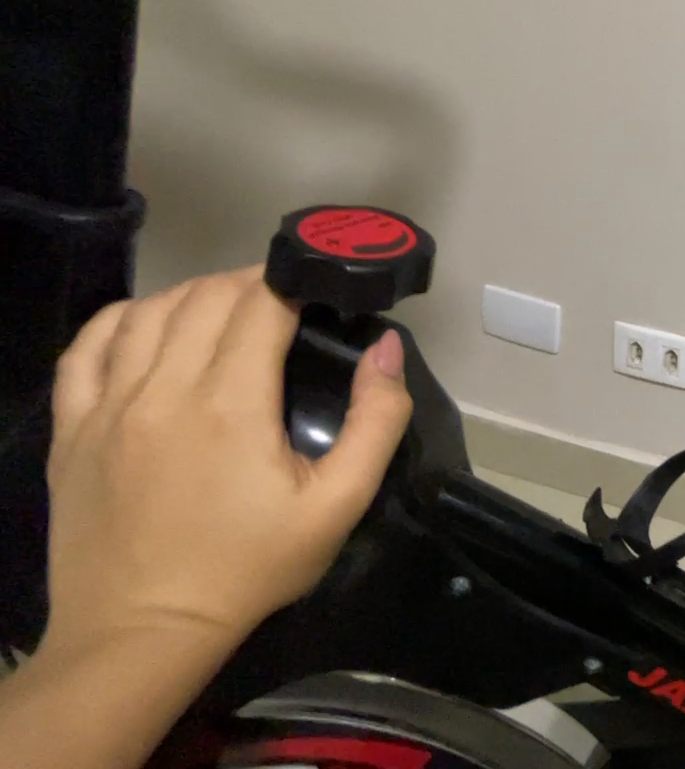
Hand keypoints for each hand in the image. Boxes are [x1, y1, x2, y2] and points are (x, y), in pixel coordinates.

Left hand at [43, 266, 413, 654]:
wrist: (143, 632)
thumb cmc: (254, 563)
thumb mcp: (343, 499)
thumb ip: (377, 418)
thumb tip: (386, 347)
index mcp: (229, 407)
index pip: (259, 308)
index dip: (295, 281)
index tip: (325, 282)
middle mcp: (160, 395)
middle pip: (203, 300)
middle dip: (253, 281)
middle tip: (293, 291)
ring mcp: (103, 411)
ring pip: (145, 313)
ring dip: (196, 293)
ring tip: (236, 301)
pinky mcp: (70, 432)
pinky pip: (86, 349)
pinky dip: (125, 318)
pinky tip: (156, 320)